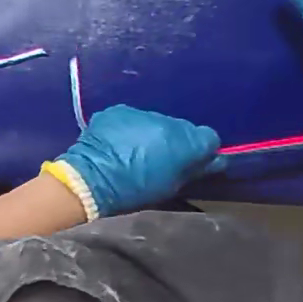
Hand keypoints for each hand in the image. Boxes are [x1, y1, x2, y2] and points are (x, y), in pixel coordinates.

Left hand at [53, 105, 220, 216]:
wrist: (91, 178)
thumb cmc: (134, 190)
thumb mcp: (172, 186)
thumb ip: (193, 170)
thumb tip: (211, 160)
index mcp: (183, 141)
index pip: (208, 137)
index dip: (202, 150)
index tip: (193, 161)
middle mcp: (164, 120)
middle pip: (181, 128)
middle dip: (175, 140)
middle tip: (162, 158)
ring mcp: (139, 112)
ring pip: (156, 121)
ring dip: (152, 133)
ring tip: (137, 151)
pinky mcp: (117, 110)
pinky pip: (131, 119)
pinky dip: (129, 129)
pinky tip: (119, 143)